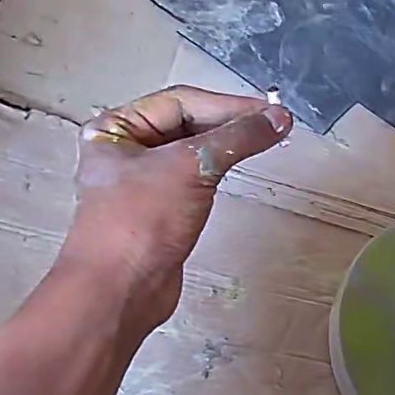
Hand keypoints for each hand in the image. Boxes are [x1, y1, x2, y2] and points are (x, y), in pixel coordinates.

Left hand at [60, 86, 292, 331]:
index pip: (181, 102)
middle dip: (228, 124)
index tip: (269, 111)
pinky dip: (215, 172)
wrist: (119, 292)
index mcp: (116, 129)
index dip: (228, 105)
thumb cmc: (140, 222)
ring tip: (262, 142)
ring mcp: (140, 184)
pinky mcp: (157, 213)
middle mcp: (125, 151)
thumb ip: (236, 139)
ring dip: (224, 147)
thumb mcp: (190, 168)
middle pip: (186, 125)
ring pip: (189, 153)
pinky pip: (191, 181)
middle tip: (272, 126)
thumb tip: (278, 118)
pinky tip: (236, 170)